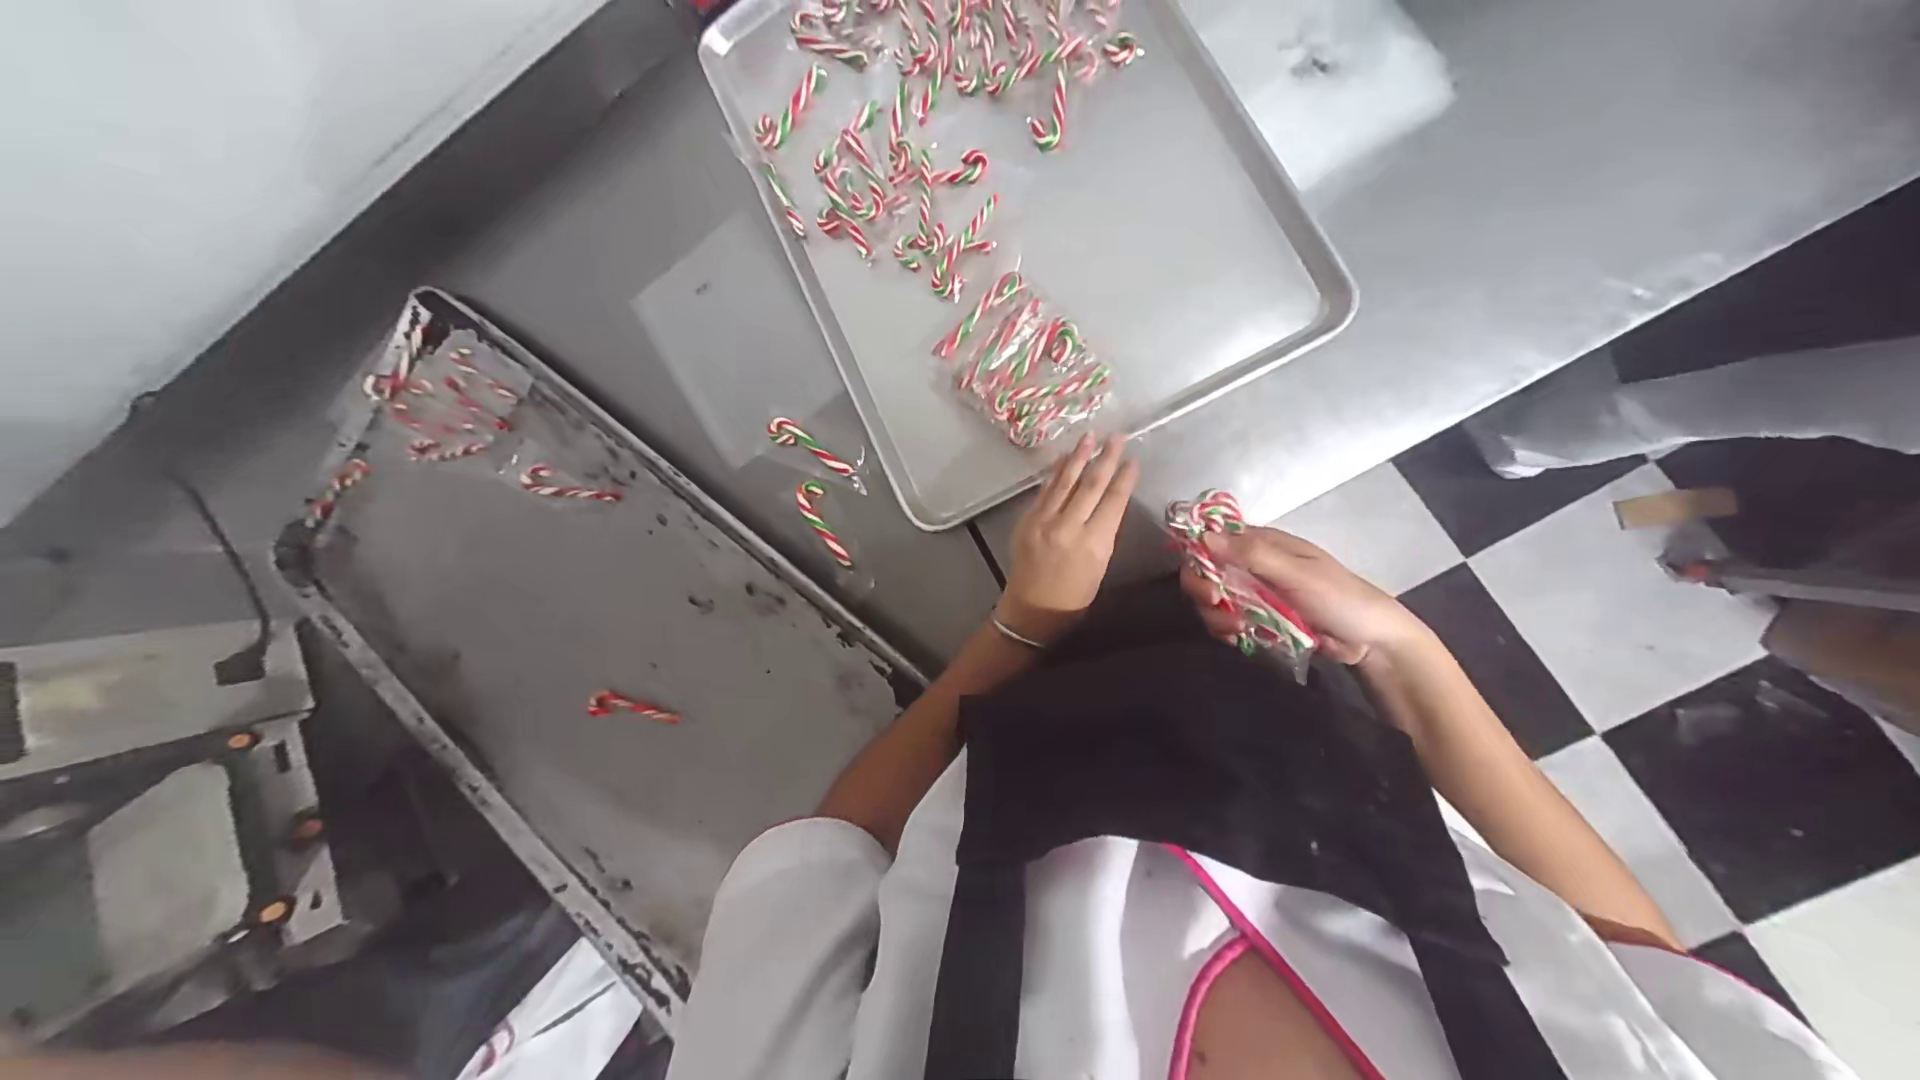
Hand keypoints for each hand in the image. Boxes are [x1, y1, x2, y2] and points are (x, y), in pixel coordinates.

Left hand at [998, 433, 1138, 644]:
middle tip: (1116, 436)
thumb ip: (1104, 532)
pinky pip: (1044, 490)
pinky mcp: (1026, 520)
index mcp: (1094, 543)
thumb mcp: (1100, 566)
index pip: (1113, 501)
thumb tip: (1107, 502)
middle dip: (1105, 458)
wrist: (1032, 610)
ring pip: (1064, 481)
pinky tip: (1063, 458)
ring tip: (1089, 436)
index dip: (1124, 478)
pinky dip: (1055, 472)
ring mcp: (1043, 521)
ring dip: (1078, 456)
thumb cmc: (1074, 597)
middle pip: (1090, 484)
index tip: (1133, 459)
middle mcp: (1069, 527)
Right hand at [1179, 526, 1429, 663]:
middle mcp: (1251, 564)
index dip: (1198, 558)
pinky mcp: (1256, 618)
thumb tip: (1205, 536)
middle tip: (1218, 607)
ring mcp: (1252, 593)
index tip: (1205, 581)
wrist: (1371, 641)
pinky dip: (1226, 630)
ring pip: (1212, 599)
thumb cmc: (1339, 598)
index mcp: (1262, 544)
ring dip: (1216, 616)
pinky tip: (1240, 638)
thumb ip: (1252, 554)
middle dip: (1204, 591)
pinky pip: (1225, 621)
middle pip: (1205, 571)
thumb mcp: (1297, 573)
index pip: (1212, 540)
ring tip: (1238, 630)